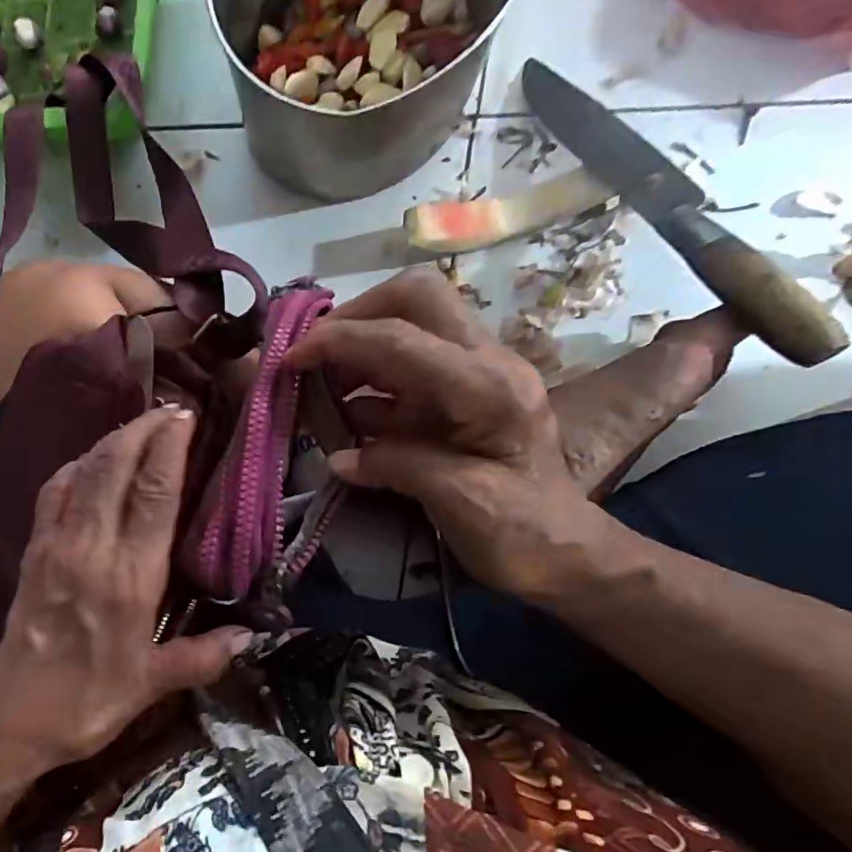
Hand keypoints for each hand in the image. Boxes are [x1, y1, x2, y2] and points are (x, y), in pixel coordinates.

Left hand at [0, 406, 251, 782]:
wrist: (13, 714)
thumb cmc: (88, 701)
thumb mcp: (152, 683)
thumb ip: (201, 656)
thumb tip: (250, 636)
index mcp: (131, 578)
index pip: (154, 494)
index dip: (169, 448)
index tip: (185, 418)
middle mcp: (93, 548)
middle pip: (116, 466)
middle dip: (143, 429)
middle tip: (169, 411)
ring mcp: (57, 543)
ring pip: (83, 471)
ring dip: (111, 440)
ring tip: (138, 427)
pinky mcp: (32, 548)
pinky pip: (54, 491)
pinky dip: (75, 466)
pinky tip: (90, 462)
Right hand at [285, 268, 617, 599]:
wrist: (562, 553)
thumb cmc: (520, 534)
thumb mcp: (458, 503)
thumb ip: (395, 466)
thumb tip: (337, 455)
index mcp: (489, 388)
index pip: (401, 339)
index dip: (337, 341)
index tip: (290, 361)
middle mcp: (485, 364)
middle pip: (415, 298)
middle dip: (354, 318)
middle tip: (310, 354)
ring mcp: (473, 375)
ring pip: (407, 326)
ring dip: (354, 349)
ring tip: (313, 389)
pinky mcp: (458, 395)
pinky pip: (403, 369)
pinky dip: (363, 383)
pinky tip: (337, 414)